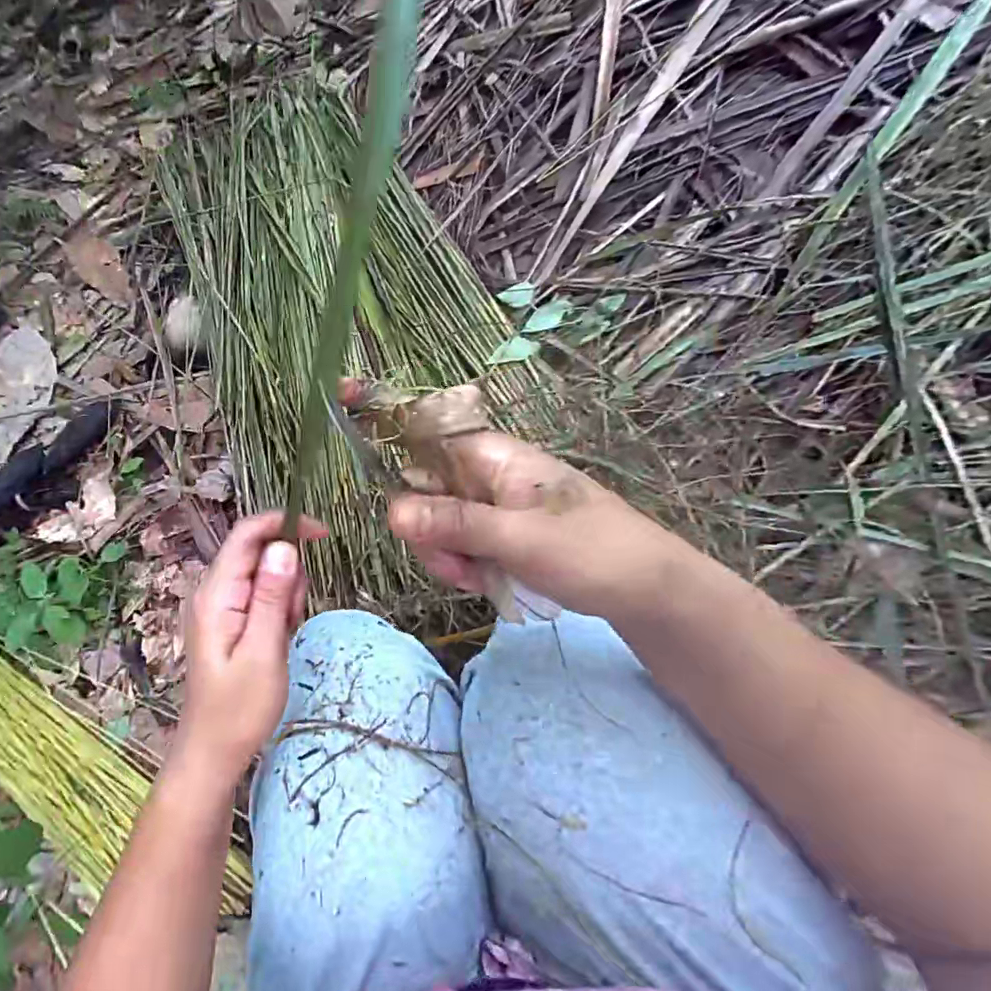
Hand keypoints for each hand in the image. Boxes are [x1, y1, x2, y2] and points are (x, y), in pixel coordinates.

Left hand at [178, 512, 327, 779]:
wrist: (213, 751)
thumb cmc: (239, 709)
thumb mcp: (264, 652)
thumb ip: (272, 597)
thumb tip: (284, 545)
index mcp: (215, 593)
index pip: (246, 534)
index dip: (283, 524)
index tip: (322, 534)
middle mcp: (210, 590)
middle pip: (258, 553)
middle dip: (287, 575)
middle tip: (291, 620)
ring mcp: (217, 605)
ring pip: (264, 575)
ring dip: (284, 596)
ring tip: (282, 637)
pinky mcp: (226, 619)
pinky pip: (259, 597)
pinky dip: (276, 612)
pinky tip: (276, 641)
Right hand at [384, 425, 692, 619]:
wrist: (648, 592)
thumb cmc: (592, 550)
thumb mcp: (519, 538)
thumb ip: (455, 524)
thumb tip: (391, 511)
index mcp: (493, 456)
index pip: (428, 427)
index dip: (386, 415)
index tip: (342, 398)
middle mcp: (485, 474)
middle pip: (421, 487)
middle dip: (426, 528)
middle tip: (453, 562)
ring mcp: (490, 505)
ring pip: (435, 522)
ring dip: (444, 554)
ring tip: (476, 577)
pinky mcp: (496, 534)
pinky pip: (456, 544)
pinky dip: (461, 566)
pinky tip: (485, 582)